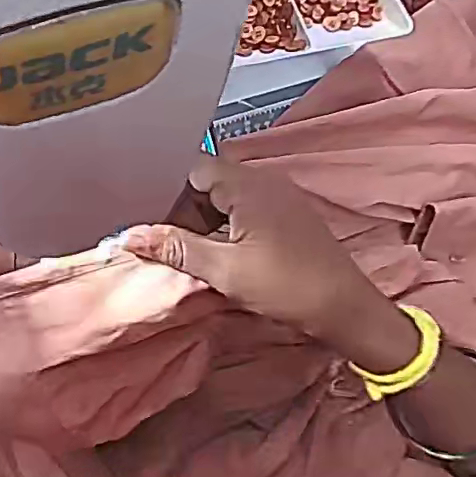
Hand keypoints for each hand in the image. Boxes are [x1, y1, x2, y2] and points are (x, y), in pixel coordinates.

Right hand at [122, 157, 418, 371]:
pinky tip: (215, 253)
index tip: (146, 212)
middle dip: (182, 208)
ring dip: (203, 221)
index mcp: (247, 185)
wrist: (346, 309)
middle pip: (209, 182)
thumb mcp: (223, 269)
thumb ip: (176, 248)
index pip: (193, 168)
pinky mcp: (287, 217)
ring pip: (226, 198)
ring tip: (184, 249)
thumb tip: (129, 236)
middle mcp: (264, 182)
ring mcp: (279, 198)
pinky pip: (245, 211)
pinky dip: (224, 227)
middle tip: (162, 237)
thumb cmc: (285, 285)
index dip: (166, 188)